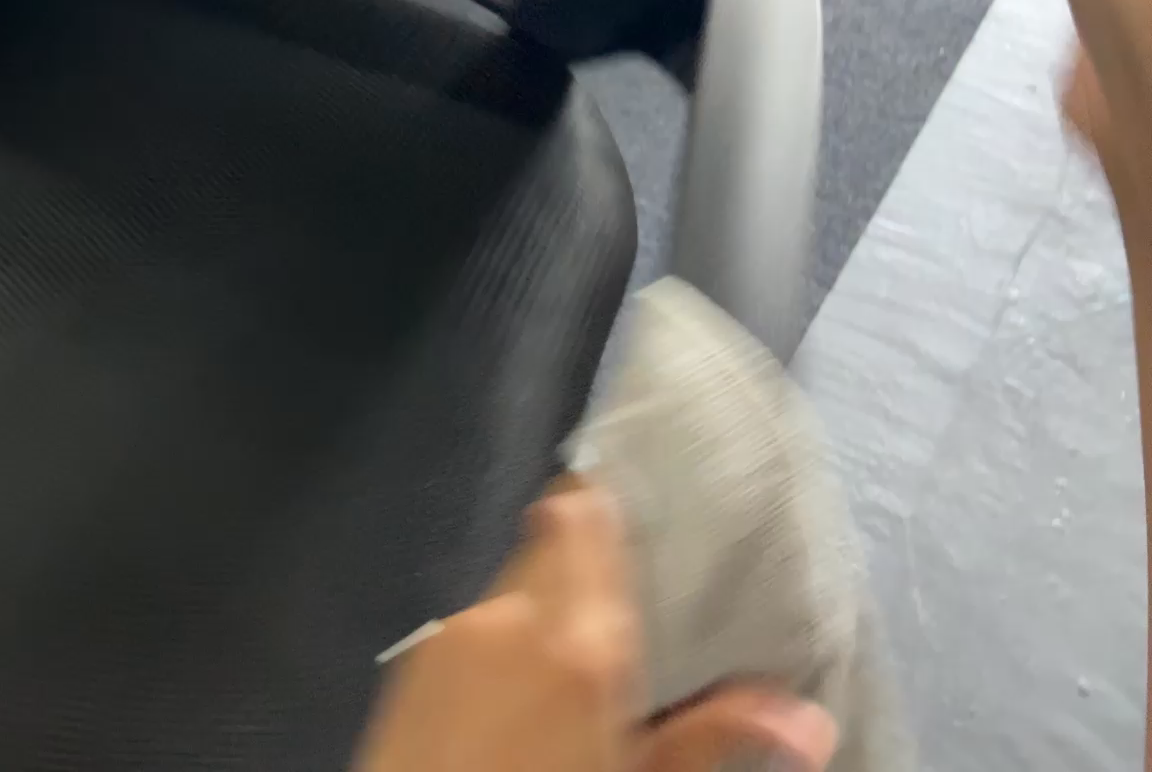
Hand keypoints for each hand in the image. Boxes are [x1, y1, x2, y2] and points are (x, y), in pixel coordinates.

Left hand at [352, 485, 838, 771]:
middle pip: (548, 548)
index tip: (611, 489)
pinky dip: (498, 638)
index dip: (591, 498)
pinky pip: (476, 622)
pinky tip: (505, 691)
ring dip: (537, 607)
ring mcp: (461, 626)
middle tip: (606, 599)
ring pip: (511, 588)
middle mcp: (516, 615)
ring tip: (557, 669)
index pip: (580, 524)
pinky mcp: (423, 646)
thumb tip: (806, 716)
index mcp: (582, 645)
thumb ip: (711, 738)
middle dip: (575, 563)